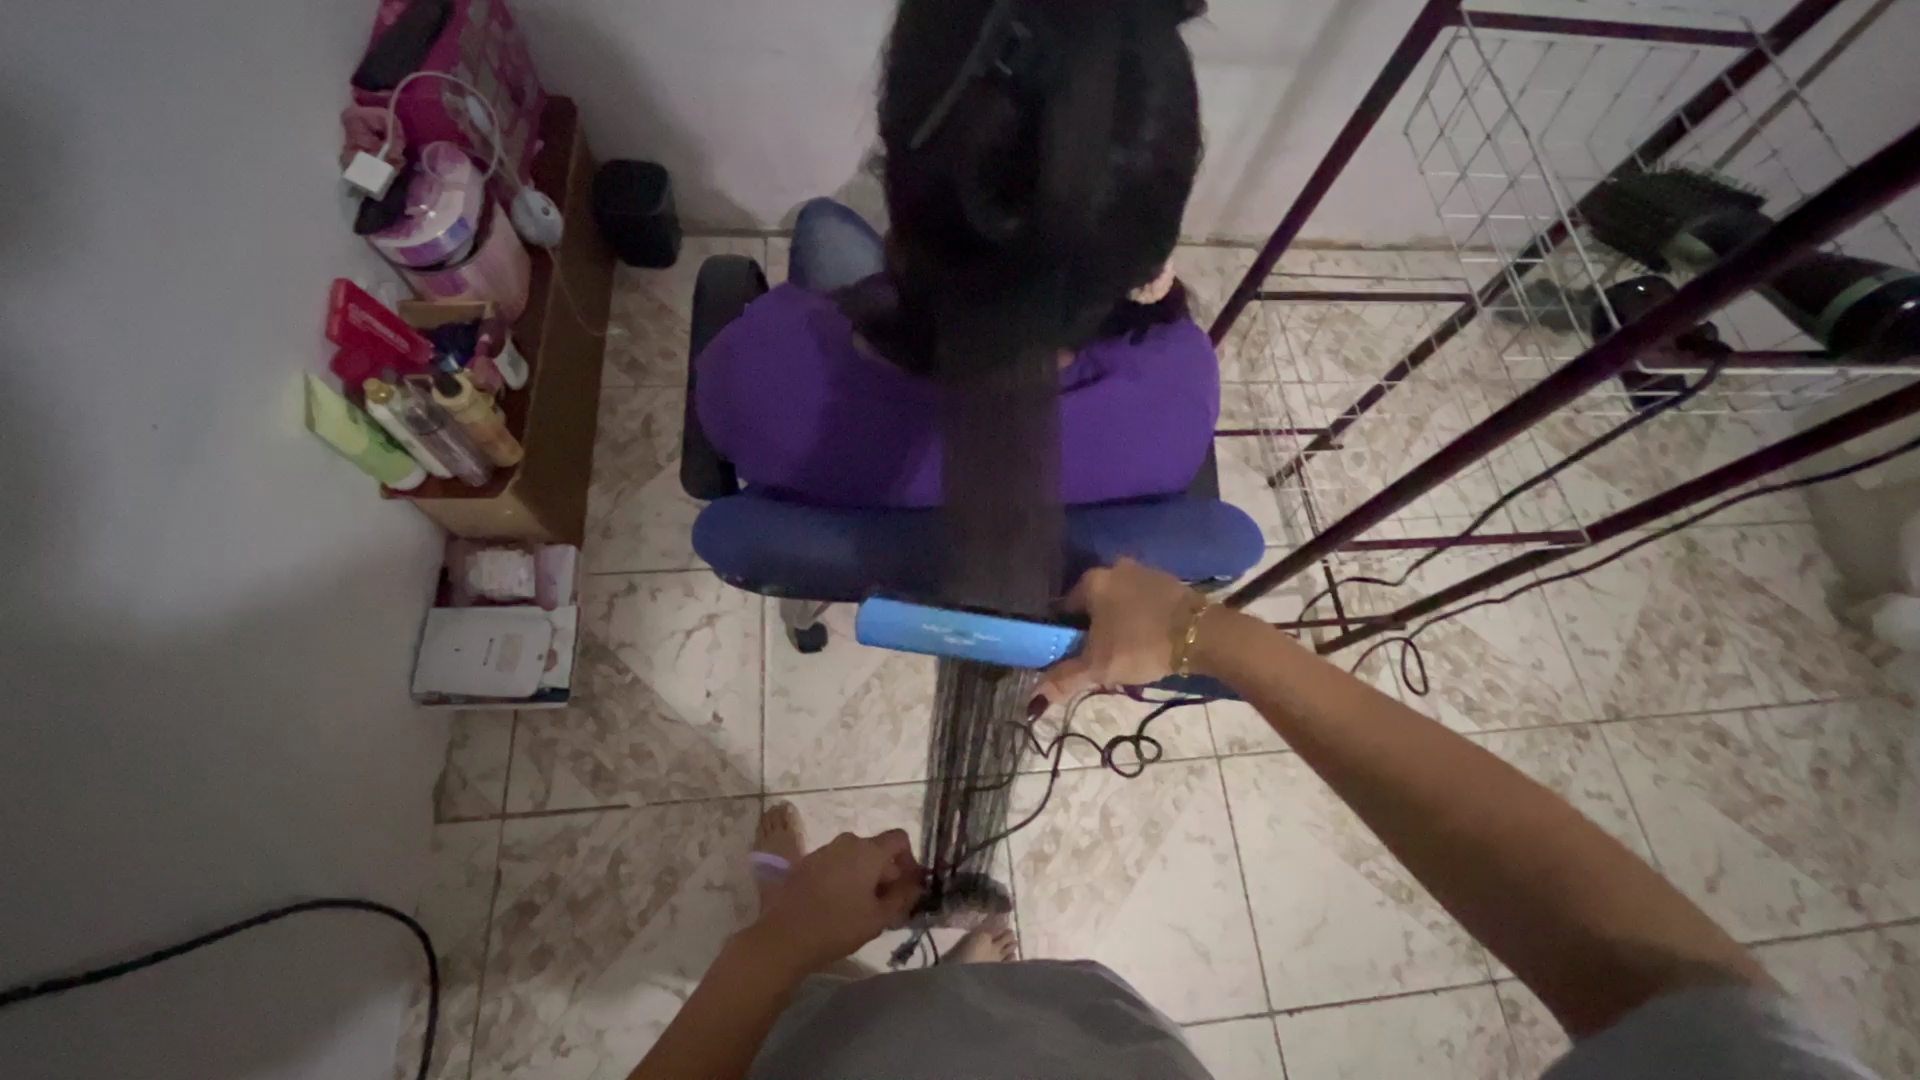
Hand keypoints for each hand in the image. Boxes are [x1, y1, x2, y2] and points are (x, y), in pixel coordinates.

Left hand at [748, 830, 922, 971]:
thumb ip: (902, 898)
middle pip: (876, 850)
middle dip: (886, 873)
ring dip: (864, 876)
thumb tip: (916, 885)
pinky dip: (843, 878)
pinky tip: (837, 905)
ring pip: (854, 857)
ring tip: (861, 908)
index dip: (910, 860)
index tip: (908, 886)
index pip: (899, 839)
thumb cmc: (838, 926)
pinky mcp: (806, 863)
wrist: (784, 936)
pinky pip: (835, 864)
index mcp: (868, 851)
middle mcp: (847, 842)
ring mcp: (824, 851)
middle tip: (886, 904)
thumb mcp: (879, 918)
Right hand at [1034, 558, 1203, 705]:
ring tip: (1129, 652)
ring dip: (1119, 623)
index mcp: (1091, 581)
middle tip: (1104, 658)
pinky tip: (1149, 639)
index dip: (1067, 635)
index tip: (1077, 656)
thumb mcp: (1099, 667)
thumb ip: (1064, 680)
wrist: (1203, 636)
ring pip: (1119, 601)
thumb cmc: (1141, 645)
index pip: (1064, 609)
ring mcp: (1143, 571)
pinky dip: (1141, 617)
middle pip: (1093, 604)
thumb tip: (1031, 703)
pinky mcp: (1168, 581)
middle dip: (1095, 629)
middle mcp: (1114, 568)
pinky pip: (1143, 600)